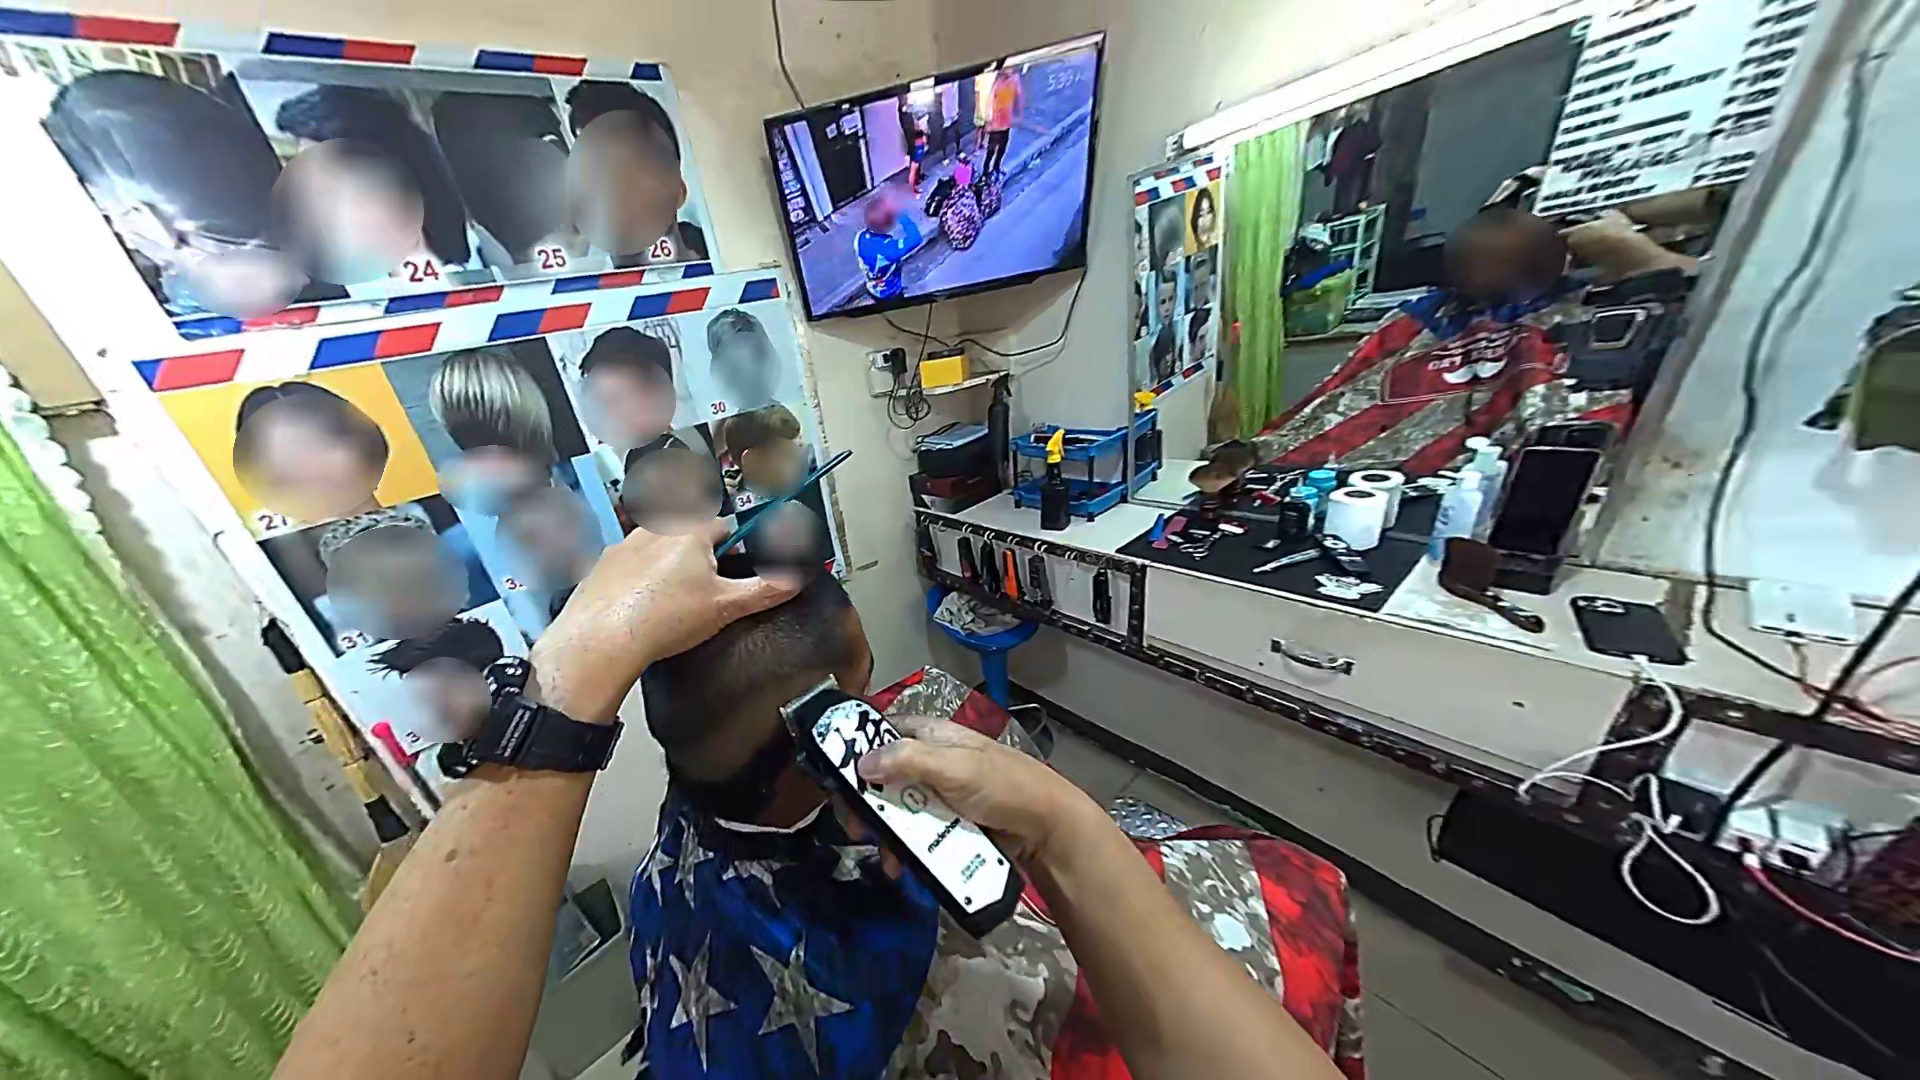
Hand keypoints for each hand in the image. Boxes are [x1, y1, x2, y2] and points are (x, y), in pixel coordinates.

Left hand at [531, 520, 799, 721]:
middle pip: (693, 534)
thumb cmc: (665, 618)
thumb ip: (766, 589)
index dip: (737, 549)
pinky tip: (645, 606)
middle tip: (707, 590)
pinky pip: (632, 563)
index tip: (736, 572)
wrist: (599, 643)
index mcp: (689, 530)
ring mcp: (623, 545)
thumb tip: (797, 578)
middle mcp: (655, 528)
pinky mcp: (601, 566)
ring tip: (675, 601)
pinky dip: (642, 577)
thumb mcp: (726, 606)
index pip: (726, 526)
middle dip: (704, 555)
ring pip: (661, 546)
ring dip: (672, 563)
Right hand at [855, 715, 1103, 865]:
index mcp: (932, 735)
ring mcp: (939, 792)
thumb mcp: (955, 768)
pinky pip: (915, 831)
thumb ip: (909, 760)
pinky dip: (904, 847)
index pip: (883, 733)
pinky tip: (901, 866)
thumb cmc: (1002, 786)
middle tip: (856, 827)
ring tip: (885, 856)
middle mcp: (931, 760)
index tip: (839, 780)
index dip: (857, 751)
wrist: (1046, 827)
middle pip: (883, 775)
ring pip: (896, 807)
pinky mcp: (947, 822)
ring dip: (884, 831)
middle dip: (867, 802)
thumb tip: (861, 762)